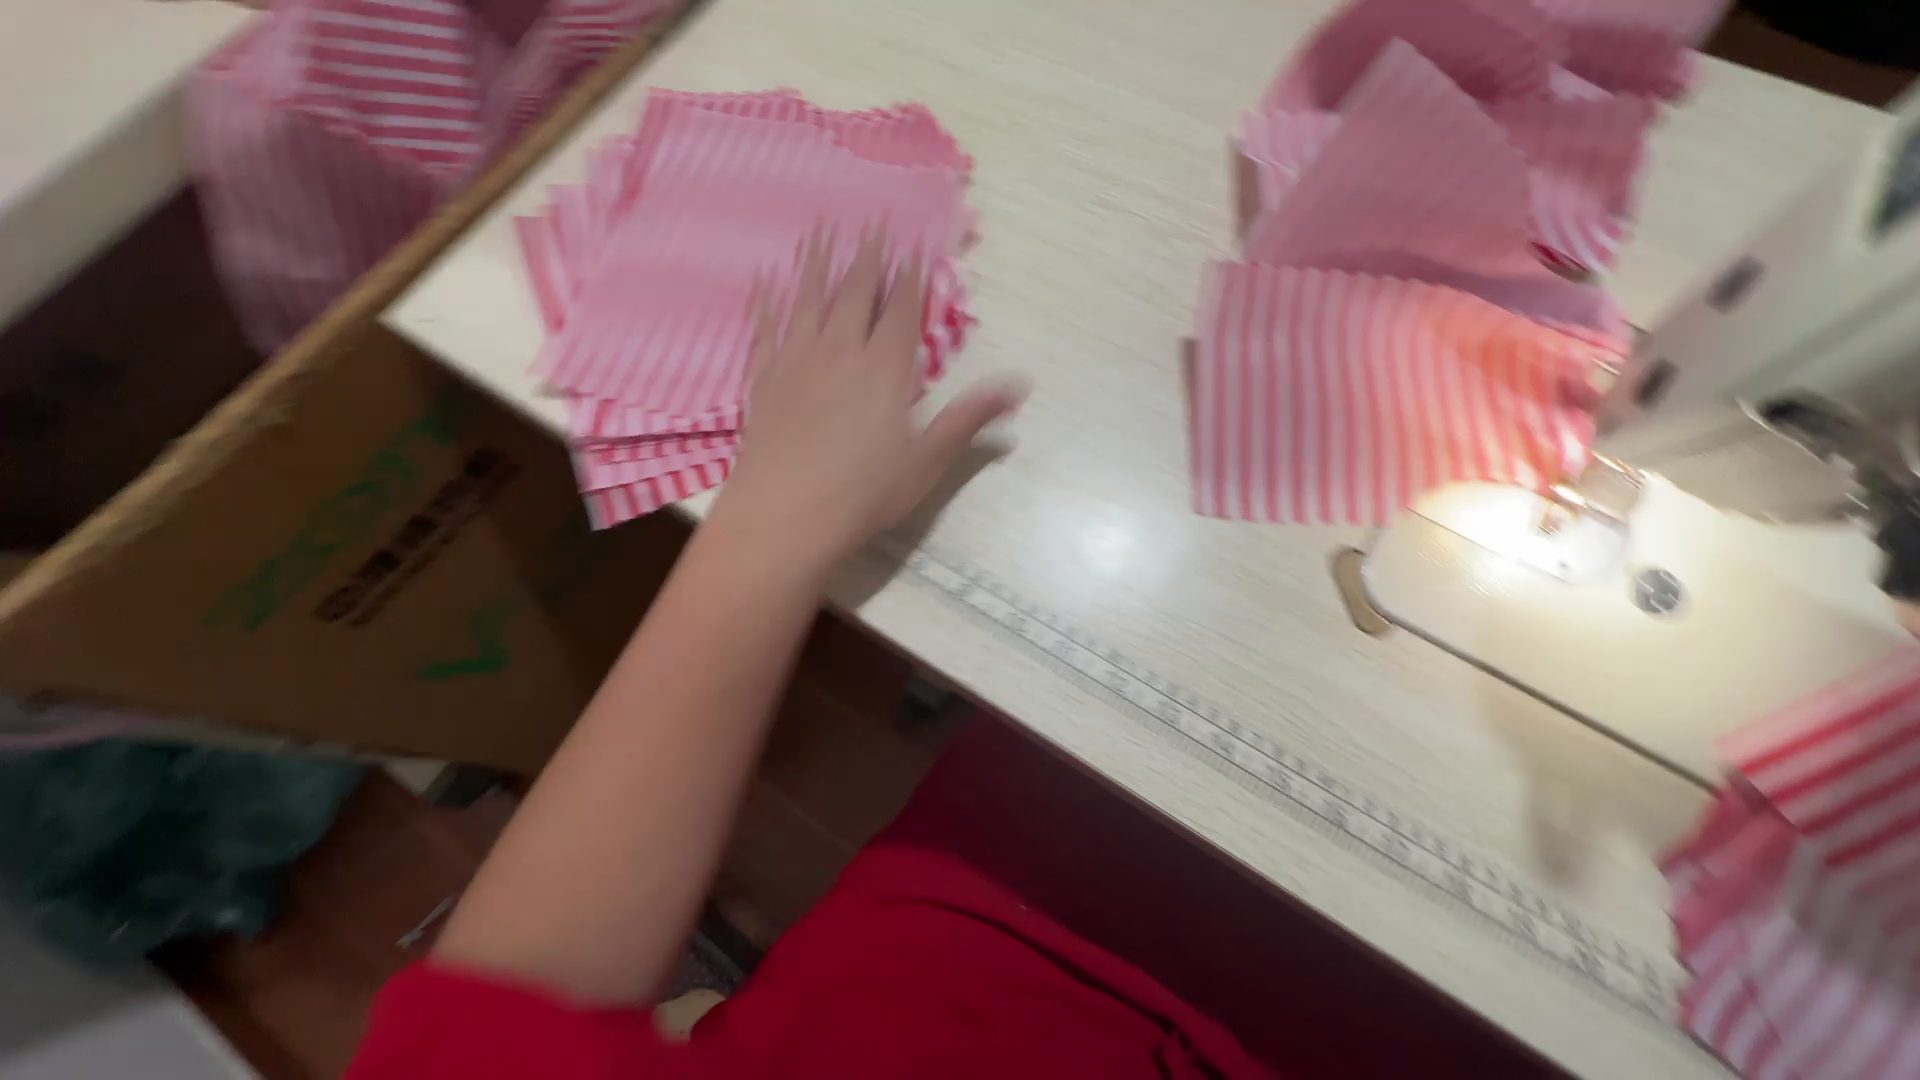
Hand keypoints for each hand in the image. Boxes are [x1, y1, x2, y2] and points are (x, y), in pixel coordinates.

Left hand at [709, 231, 1027, 573]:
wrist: (783, 518)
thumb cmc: (864, 495)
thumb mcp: (927, 461)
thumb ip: (969, 418)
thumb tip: (1020, 385)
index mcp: (885, 370)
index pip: (902, 310)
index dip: (911, 274)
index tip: (915, 241)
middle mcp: (841, 352)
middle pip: (856, 293)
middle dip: (869, 257)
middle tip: (873, 222)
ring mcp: (796, 362)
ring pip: (809, 299)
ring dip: (818, 262)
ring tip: (822, 228)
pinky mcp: (763, 379)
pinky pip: (765, 327)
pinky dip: (767, 299)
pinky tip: (766, 279)